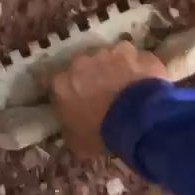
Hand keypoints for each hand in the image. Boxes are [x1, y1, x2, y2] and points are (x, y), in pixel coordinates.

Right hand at [51, 41, 168, 156]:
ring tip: (124, 86)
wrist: (137, 119)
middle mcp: (81, 61)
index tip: (68, 97)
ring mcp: (109, 53)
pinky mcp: (135, 52)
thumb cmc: (100, 133)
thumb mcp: (76, 141)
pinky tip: (145, 81)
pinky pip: (135, 59)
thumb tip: (71, 128)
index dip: (61, 88)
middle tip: (99, 92)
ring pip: (108, 57)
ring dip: (113, 68)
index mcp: (61, 83)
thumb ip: (69, 128)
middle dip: (88, 75)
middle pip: (80, 65)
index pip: (49, 80)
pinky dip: (138, 68)